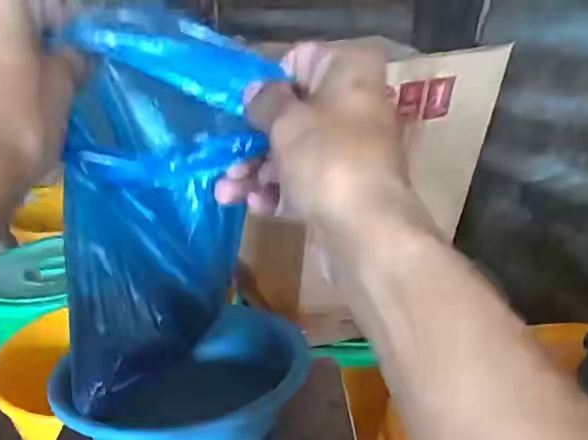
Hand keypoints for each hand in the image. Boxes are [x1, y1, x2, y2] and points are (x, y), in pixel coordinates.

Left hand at [0, 0, 77, 197]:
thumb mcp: (62, 86)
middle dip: (54, 43)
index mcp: (0, 4)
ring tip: (62, 93)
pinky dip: (20, 82)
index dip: (77, 23)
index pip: (52, 2)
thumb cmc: (23, 122)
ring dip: (38, 64)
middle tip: (80, 72)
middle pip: (27, 20)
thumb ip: (74, 60)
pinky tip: (38, 106)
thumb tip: (79, 56)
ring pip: (12, 47)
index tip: (93, 51)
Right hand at [215, 43, 413, 232]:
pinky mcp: (336, 195)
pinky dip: (274, 196)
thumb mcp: (288, 123)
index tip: (241, 108)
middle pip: (292, 118)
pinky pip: (299, 189)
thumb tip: (254, 92)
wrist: (363, 230)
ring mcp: (345, 156)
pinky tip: (251, 206)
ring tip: (224, 192)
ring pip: (291, 158)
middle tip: (226, 158)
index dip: (268, 84)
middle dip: (255, 141)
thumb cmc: (327, 161)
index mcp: (348, 74)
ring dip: (255, 174)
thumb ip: (266, 103)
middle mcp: (351, 110)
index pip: (301, 61)